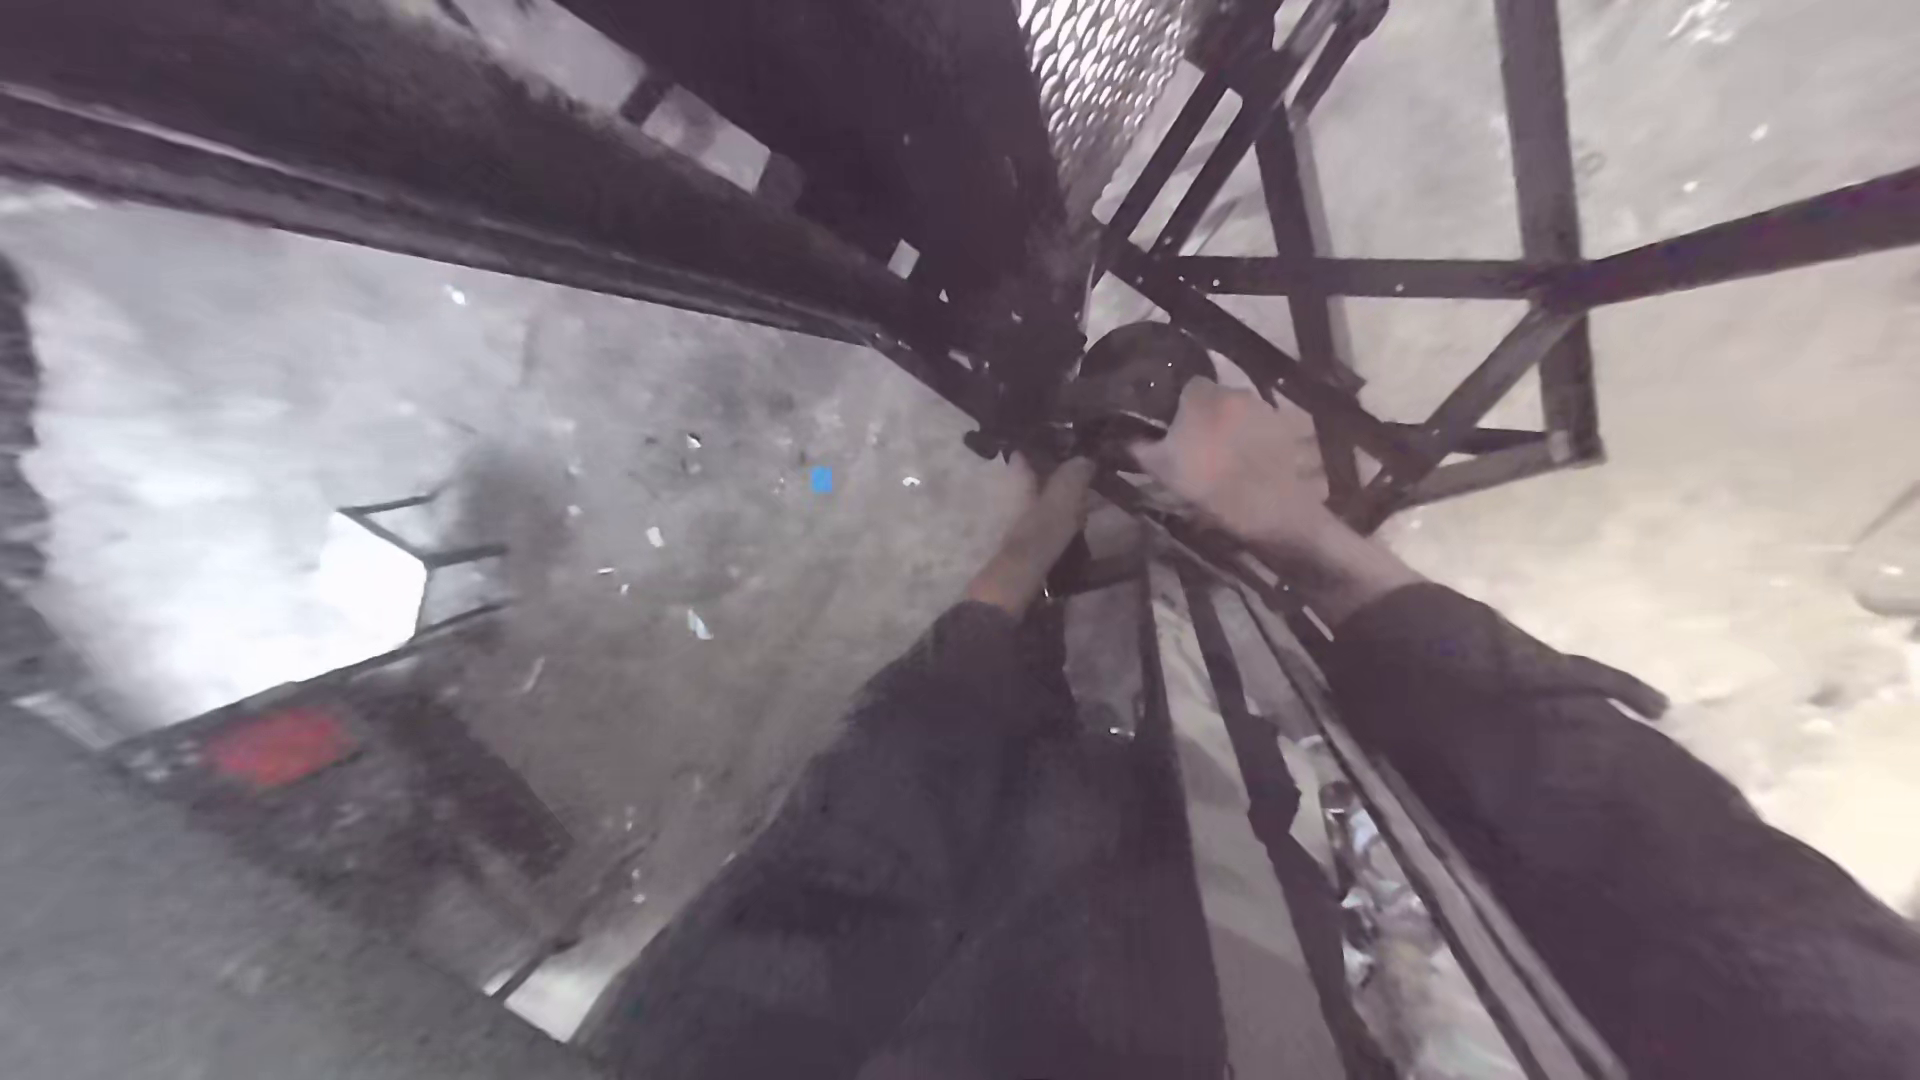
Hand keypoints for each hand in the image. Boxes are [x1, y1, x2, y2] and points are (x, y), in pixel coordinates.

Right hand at [1131, 380, 1340, 553]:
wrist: (1263, 502)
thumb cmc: (1204, 480)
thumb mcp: (1159, 467)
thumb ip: (1139, 447)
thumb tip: (1125, 438)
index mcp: (1199, 395)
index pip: (1185, 386)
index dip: (1179, 407)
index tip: (1176, 428)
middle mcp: (1235, 391)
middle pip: (1216, 399)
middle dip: (1209, 416)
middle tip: (1201, 444)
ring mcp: (1265, 407)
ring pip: (1242, 413)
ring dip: (1234, 428)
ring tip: (1228, 457)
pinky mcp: (1290, 427)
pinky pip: (1266, 428)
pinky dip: (1258, 441)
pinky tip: (1252, 464)